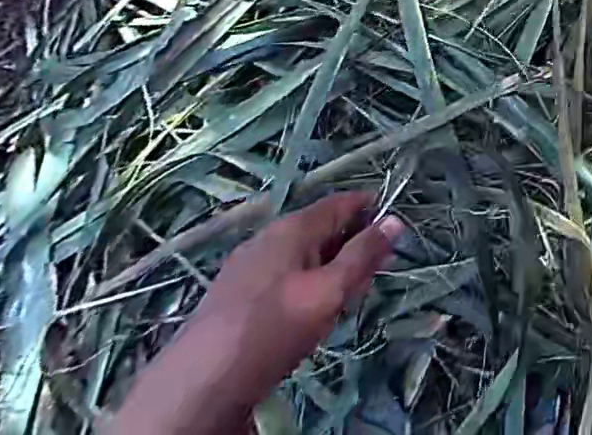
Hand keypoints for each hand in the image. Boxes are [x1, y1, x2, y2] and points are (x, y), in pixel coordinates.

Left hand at [109, 191, 403, 434]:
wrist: (196, 389)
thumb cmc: (272, 330)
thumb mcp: (330, 292)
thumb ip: (364, 255)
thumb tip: (395, 220)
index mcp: (293, 226)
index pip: (344, 201)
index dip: (374, 211)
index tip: (392, 237)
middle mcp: (269, 235)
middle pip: (325, 229)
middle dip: (352, 251)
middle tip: (362, 288)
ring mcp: (248, 264)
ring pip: (305, 256)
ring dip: (329, 274)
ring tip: (334, 311)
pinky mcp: (235, 294)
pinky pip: (284, 276)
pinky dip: (304, 288)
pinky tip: (302, 322)